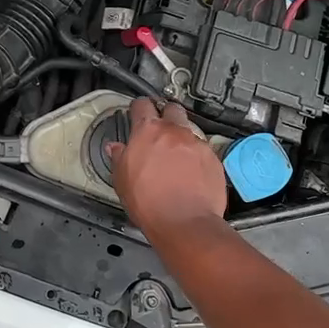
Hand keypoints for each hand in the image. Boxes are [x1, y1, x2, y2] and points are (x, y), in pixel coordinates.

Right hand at [104, 98, 226, 238]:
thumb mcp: (121, 179)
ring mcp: (196, 144)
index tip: (137, 112)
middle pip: (171, 109)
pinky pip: (204, 150)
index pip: (142, 105)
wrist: (184, 223)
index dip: (138, 107)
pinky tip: (191, 172)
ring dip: (182, 137)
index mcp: (147, 131)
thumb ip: (118, 157)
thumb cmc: (150, 202)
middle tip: (160, 129)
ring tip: (176, 156)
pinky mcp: (213, 159)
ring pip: (189, 129)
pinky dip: (197, 156)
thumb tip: (115, 149)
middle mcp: (174, 131)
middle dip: (165, 114)